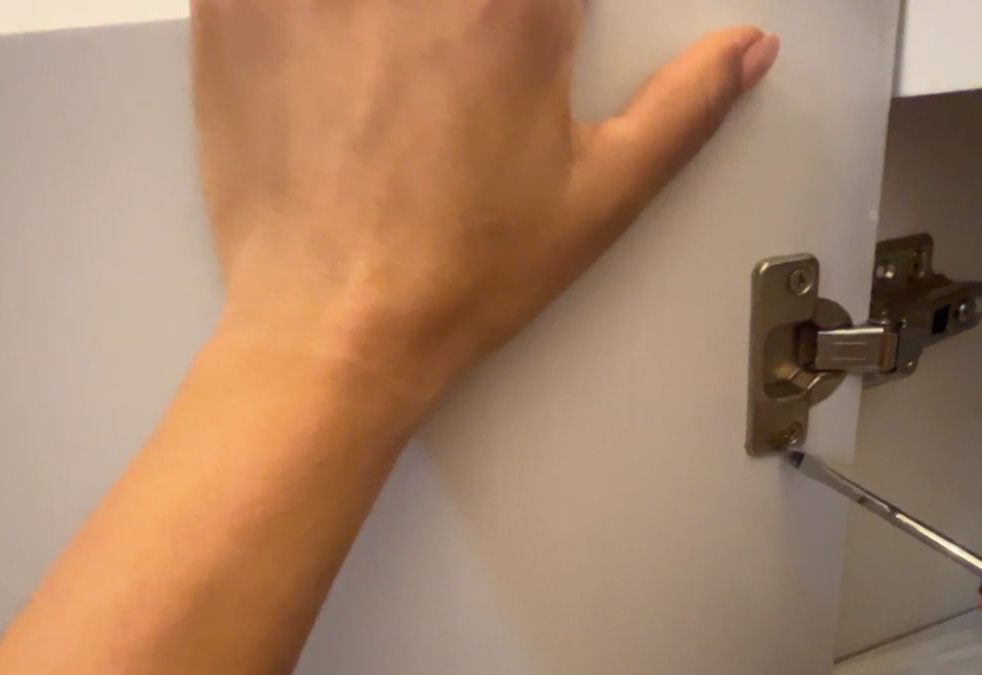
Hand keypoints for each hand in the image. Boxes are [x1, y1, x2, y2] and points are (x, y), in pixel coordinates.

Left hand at [190, 0, 778, 413]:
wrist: (335, 333)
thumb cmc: (459, 278)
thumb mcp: (596, 204)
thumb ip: (681, 112)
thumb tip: (745, 52)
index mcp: (517, 2)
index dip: (550, 15)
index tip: (540, 42)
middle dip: (479, 21)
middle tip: (470, 75)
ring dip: (402, 23)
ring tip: (410, 84)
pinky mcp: (236, 1)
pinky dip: (297, 11)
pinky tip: (345, 61)